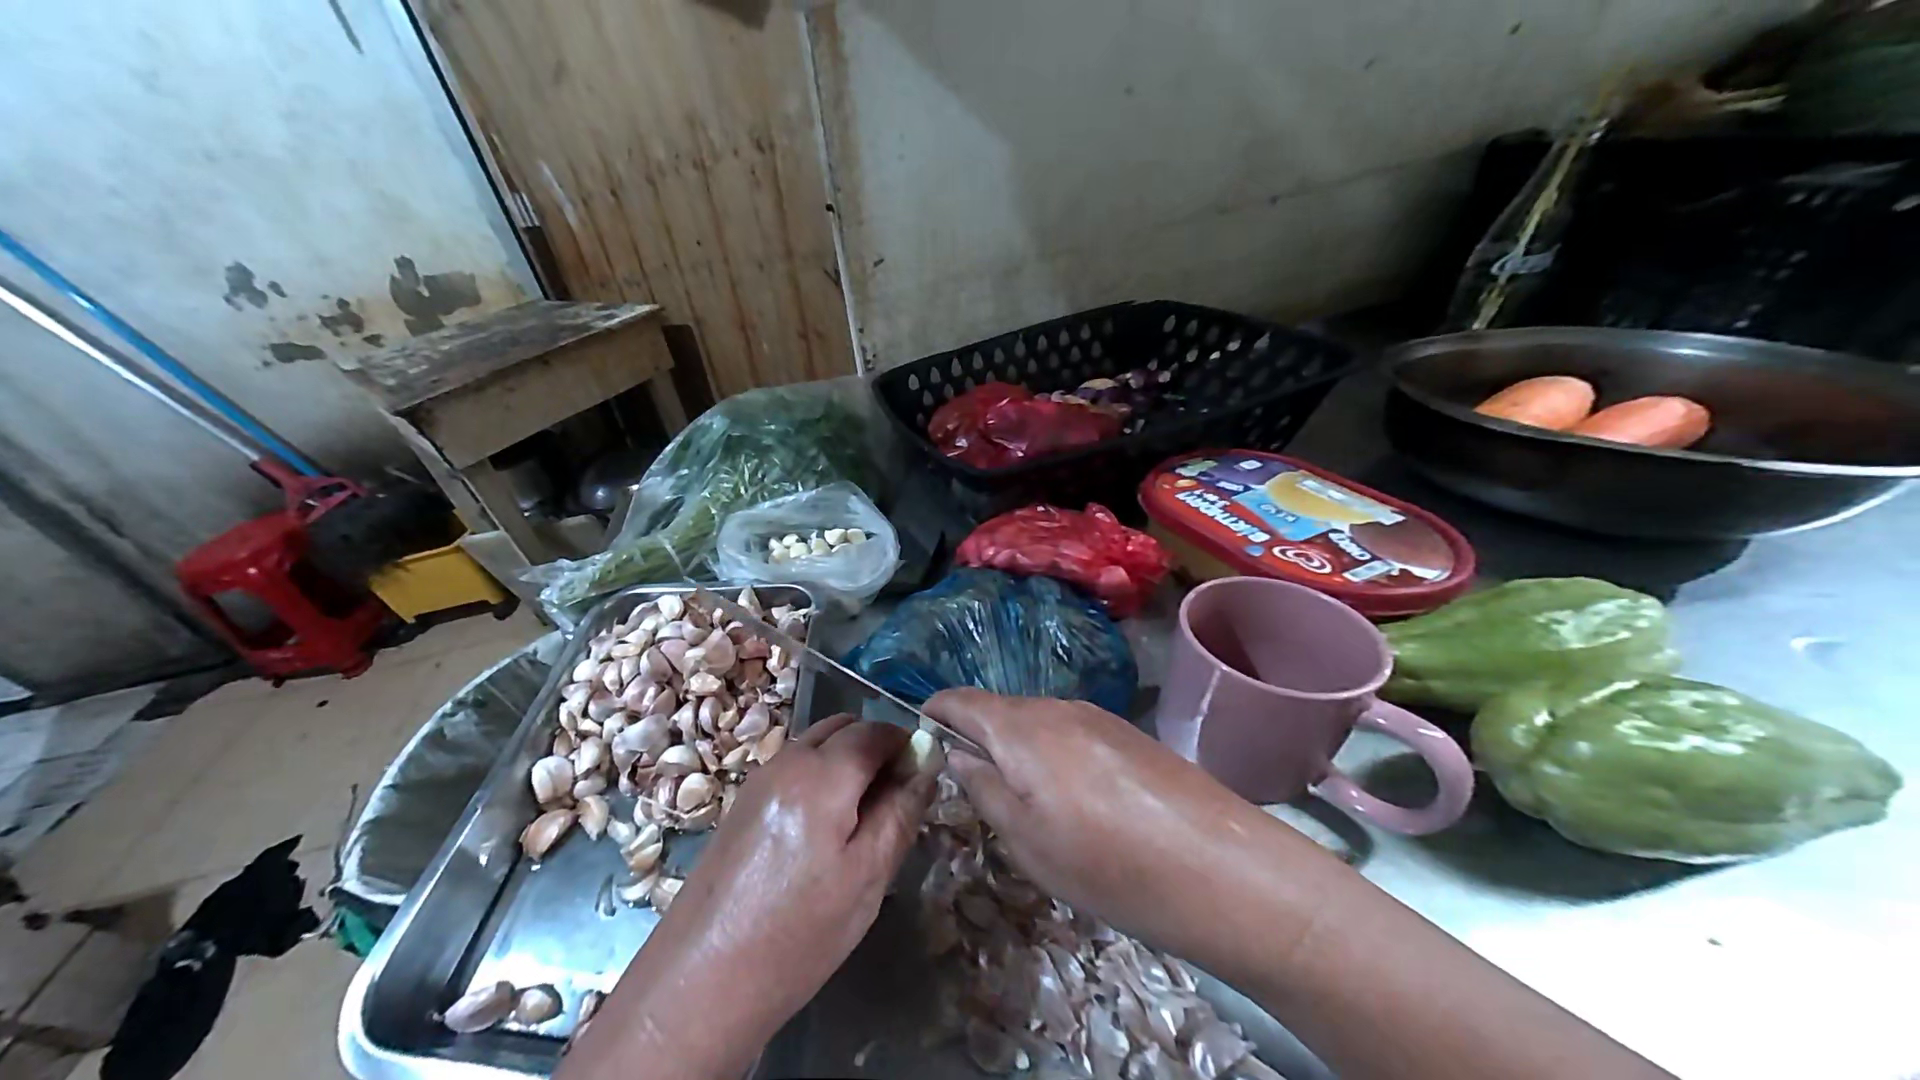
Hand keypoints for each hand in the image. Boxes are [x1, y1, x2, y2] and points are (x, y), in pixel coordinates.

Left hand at [561, 715, 939, 1079]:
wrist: (701, 982)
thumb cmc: (798, 933)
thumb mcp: (867, 876)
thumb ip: (900, 811)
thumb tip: (926, 764)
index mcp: (820, 774)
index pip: (875, 730)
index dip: (906, 743)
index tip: (924, 775)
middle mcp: (786, 761)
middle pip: (843, 727)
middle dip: (876, 747)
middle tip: (896, 797)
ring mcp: (758, 780)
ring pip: (817, 745)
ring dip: (848, 761)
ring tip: (863, 818)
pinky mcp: (743, 804)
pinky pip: (795, 768)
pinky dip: (821, 777)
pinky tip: (826, 831)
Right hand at [924, 688, 1336, 965]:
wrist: (1217, 867)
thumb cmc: (1103, 862)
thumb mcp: (1024, 838)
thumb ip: (983, 788)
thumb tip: (959, 755)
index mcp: (1020, 727)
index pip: (960, 700)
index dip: (934, 713)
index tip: (921, 736)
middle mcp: (1057, 707)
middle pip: (1000, 709)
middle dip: (977, 737)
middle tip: (972, 785)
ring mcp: (1097, 717)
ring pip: (1037, 722)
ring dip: (1017, 748)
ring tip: (1024, 800)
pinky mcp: (1128, 734)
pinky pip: (1071, 732)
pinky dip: (1053, 754)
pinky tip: (1072, 799)